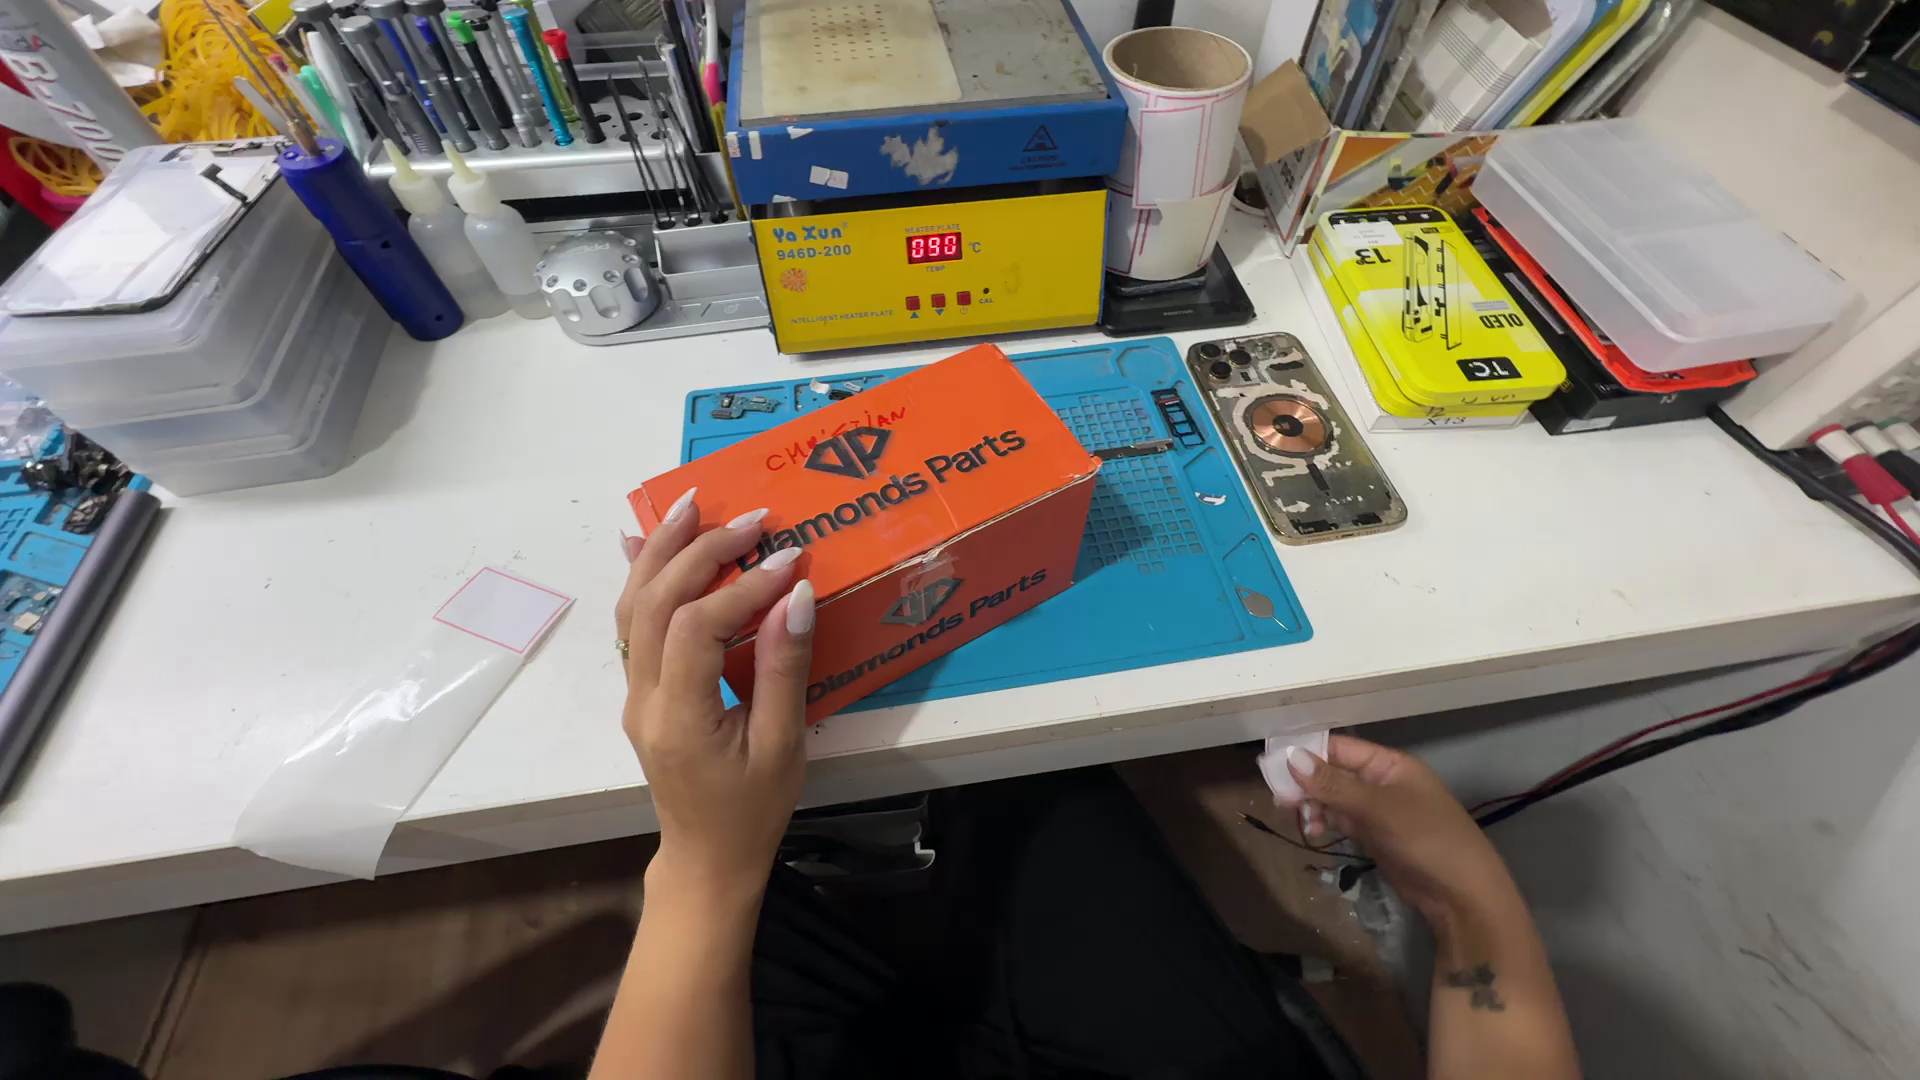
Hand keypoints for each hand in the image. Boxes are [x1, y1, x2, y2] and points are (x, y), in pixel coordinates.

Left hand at [616, 489, 814, 902]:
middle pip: (656, 603)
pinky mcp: (642, 690)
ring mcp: (635, 693)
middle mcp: (644, 697)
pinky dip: (640, 577)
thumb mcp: (782, 745)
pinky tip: (643, 542)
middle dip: (702, 550)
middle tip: (752, 518)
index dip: (744, 587)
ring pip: (634, 606)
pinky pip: (633, 625)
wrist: (708, 857)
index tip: (790, 559)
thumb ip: (783, 669)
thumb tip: (795, 596)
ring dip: (662, 550)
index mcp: (680, 716)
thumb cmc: (752, 808)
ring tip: (691, 503)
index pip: (699, 627)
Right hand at [1286, 736, 1515, 923]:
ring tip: (1300, 819)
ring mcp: (1376, 808)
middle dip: (1306, 782)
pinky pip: (1338, 818)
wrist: (1463, 898)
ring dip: (1312, 804)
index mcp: (1389, 764)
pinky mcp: (1372, 833)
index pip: (1339, 747)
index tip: (1275, 764)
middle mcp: (1380, 781)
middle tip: (1281, 797)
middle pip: (1332, 771)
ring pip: (1331, 796)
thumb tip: (1290, 757)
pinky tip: (1313, 831)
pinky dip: (1322, 821)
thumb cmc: (1427, 839)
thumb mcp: (1378, 808)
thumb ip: (1333, 784)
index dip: (1307, 752)